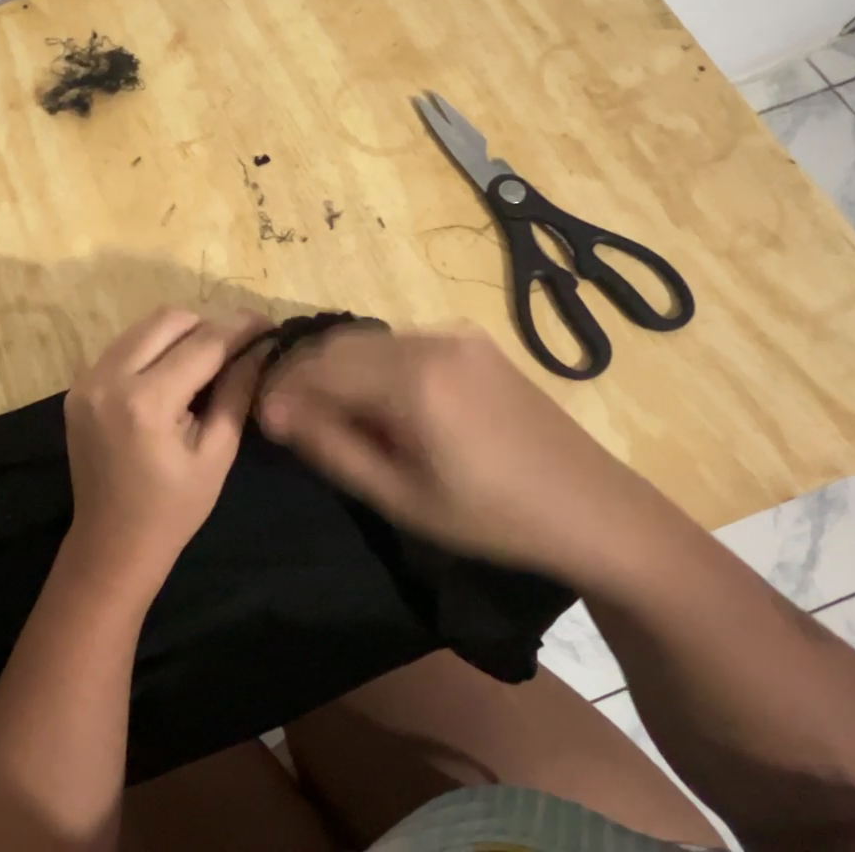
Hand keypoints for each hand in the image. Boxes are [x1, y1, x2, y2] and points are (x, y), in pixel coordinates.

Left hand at [63, 308, 272, 593]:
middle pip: (168, 320)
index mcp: (146, 401)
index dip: (240, 328)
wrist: (111, 542)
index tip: (267, 323)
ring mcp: (86, 380)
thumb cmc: (173, 508)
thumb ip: (236, 392)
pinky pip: (122, 348)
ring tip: (208, 359)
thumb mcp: (216, 453)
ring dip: (179, 334)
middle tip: (237, 346)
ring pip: (142, 328)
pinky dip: (152, 349)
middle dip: (207, 325)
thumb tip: (260, 348)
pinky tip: (173, 373)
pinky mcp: (77, 387)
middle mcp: (108, 378)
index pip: (203, 343)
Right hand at [255, 325, 672, 579]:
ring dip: (335, 370)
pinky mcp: (474, 344)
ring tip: (324, 415)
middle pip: (340, 345)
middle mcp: (433, 340)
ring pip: (369, 341)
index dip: (281, 389)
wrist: (594, 510)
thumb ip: (331, 447)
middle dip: (303, 376)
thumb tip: (275, 412)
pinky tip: (374, 404)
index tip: (260, 420)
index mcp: (414, 378)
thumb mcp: (399, 495)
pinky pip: (400, 345)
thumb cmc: (490, 518)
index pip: (318, 366)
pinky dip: (371, 367)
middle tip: (284, 419)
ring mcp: (458, 337)